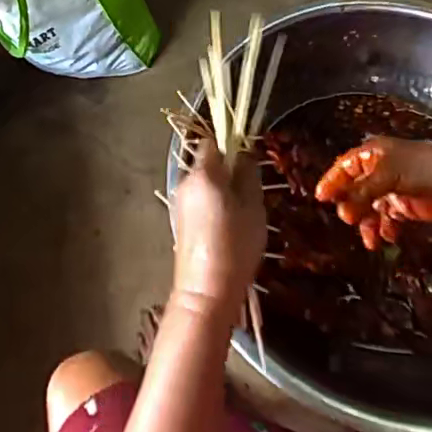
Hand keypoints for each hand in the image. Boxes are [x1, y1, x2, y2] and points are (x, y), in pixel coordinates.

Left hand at [169, 139, 266, 317]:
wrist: (205, 289)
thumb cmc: (235, 245)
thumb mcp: (253, 206)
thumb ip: (248, 173)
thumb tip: (244, 151)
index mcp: (203, 173)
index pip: (212, 141)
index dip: (230, 143)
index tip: (248, 157)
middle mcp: (185, 180)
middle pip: (206, 161)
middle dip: (226, 168)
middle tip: (250, 186)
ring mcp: (179, 199)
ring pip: (202, 180)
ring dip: (219, 186)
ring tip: (241, 209)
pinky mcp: (179, 218)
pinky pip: (198, 198)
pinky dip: (211, 202)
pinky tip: (227, 223)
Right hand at [313, 137, 431, 248]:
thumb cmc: (420, 168)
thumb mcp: (386, 175)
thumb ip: (362, 191)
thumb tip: (341, 209)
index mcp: (371, 155)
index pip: (344, 168)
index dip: (332, 182)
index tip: (321, 197)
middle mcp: (378, 171)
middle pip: (355, 190)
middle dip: (351, 206)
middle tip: (347, 219)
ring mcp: (391, 189)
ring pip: (369, 207)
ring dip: (367, 222)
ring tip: (369, 238)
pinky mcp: (405, 206)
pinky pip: (386, 218)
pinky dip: (384, 228)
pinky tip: (386, 236)